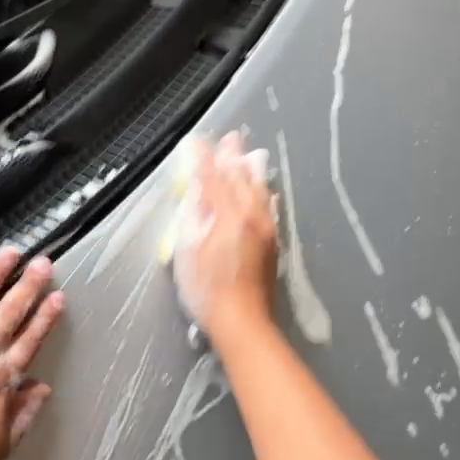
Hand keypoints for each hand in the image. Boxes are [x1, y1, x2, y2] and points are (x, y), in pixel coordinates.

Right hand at [182, 131, 278, 337]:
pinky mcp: (272, 244)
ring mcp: (265, 229)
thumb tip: (197, 188)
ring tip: (252, 154)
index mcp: (227, 214)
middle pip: (241, 179)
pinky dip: (265, 195)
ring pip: (260, 191)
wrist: (243, 321)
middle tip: (231, 137)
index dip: (204, 158)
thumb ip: (193, 214)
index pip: (212, 177)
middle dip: (233, 157)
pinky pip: (270, 209)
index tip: (197, 141)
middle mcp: (251, 215)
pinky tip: (267, 193)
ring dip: (252, 171)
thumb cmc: (206, 288)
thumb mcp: (187, 248)